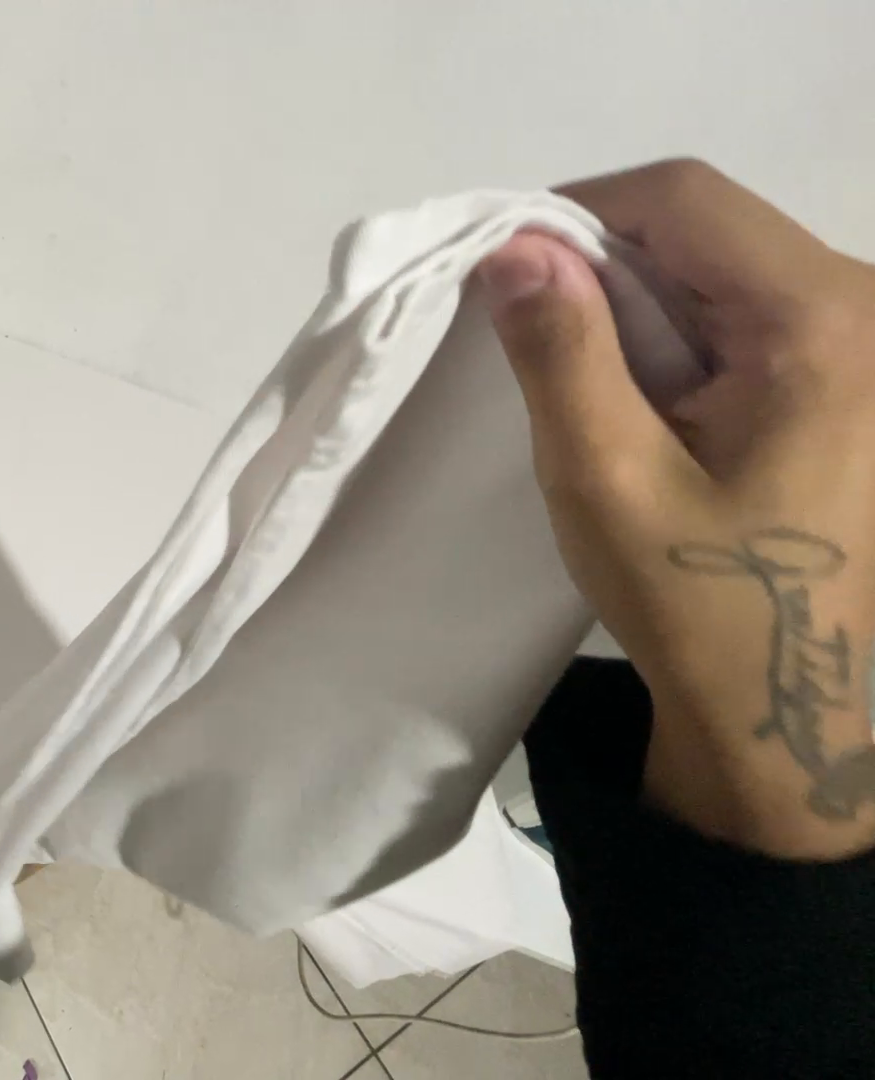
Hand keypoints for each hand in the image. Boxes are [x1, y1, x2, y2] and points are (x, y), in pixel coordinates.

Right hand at [478, 159, 874, 858]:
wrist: (784, 687)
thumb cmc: (689, 587)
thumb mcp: (603, 471)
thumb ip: (561, 354)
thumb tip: (511, 249)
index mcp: (820, 319)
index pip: (681, 197)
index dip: (568, 212)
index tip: (490, 272)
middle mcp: (863, 304)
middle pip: (700, 226)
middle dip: (587, 263)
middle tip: (515, 343)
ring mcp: (860, 339)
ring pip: (710, 268)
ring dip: (616, 303)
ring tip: (568, 384)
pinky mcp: (841, 372)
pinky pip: (731, 312)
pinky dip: (652, 333)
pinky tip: (624, 398)